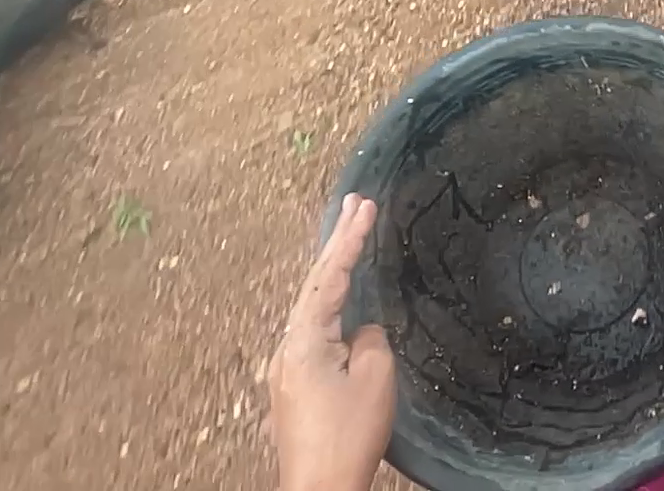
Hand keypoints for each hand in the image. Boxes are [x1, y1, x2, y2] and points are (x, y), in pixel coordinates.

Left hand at [270, 193, 395, 490]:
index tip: (365, 204)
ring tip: (350, 231)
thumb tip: (360, 330)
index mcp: (305, 341)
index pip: (331, 276)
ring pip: (314, 302)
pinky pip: (316, 324)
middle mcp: (288, 348)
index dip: (350, 238)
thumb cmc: (350, 432)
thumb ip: (369, 338)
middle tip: (354, 201)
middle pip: (316, 282)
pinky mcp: (297, 382)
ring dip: (334, 266)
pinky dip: (332, 295)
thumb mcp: (375, 375)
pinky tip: (342, 290)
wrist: (321, 489)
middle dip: (337, 240)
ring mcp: (289, 366)